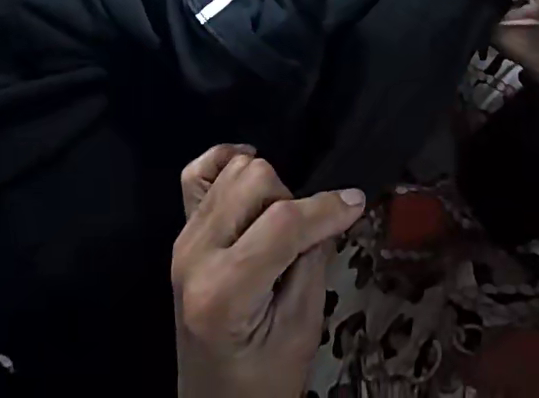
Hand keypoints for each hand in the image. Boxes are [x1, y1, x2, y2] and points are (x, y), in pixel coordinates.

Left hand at [172, 145, 365, 397]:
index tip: (356, 203)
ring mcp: (183, 238)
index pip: (281, 224)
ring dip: (267, 189)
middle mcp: (194, 252)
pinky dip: (225, 161)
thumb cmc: (262, 381)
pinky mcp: (182, 231)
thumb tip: (333, 210)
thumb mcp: (300, 332)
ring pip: (233, 169)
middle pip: (254, 180)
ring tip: (277, 227)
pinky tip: (249, 174)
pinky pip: (198, 172)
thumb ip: (312, 264)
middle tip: (302, 241)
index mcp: (223, 291)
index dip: (324, 208)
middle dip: (291, 202)